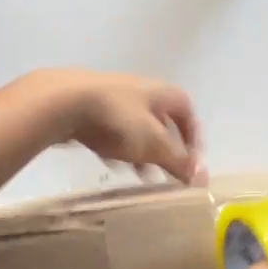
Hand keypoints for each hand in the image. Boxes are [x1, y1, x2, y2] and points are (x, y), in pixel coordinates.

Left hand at [23, 70, 203, 184]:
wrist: (63, 102)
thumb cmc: (118, 120)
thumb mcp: (153, 144)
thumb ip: (178, 161)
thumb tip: (204, 178)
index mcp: (161, 92)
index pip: (187, 110)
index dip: (193, 135)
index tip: (191, 161)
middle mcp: (139, 90)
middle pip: (160, 119)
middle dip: (164, 148)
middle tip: (165, 173)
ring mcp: (111, 96)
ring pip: (134, 126)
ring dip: (140, 150)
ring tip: (139, 175)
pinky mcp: (87, 107)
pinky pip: (110, 129)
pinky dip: (116, 147)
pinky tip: (110, 163)